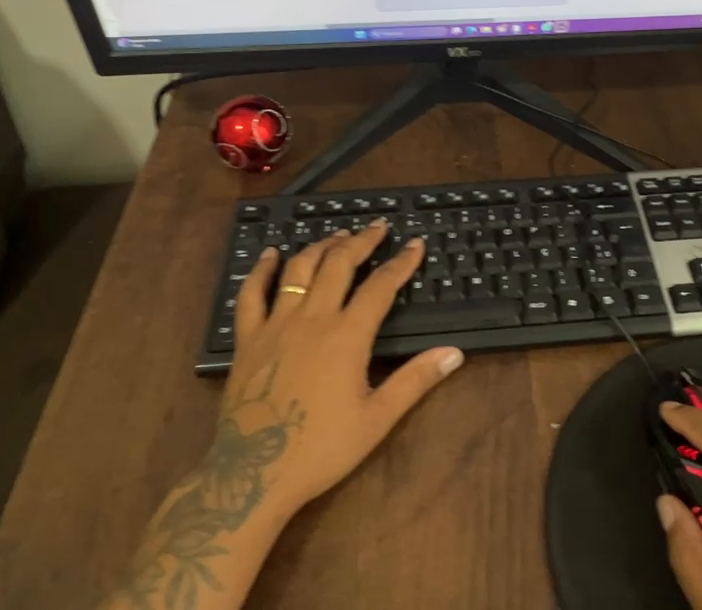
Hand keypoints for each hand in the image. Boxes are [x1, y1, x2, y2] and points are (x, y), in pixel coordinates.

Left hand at [104, 221, 461, 608]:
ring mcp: (275, 325)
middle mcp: (312, 318)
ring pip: (299, 270)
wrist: (254, 474)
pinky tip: (271, 255)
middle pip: (338, 264)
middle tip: (377, 227)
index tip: (415, 244)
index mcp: (347, 335)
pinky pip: (252, 294)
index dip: (401, 263)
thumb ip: (415, 380)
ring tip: (337, 236)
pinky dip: (262, 270)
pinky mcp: (247, 339)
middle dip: (361, 241)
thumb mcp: (377, 419)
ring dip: (320, 246)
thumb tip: (454, 352)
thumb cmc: (321, 449)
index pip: (380, 286)